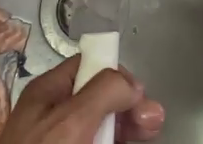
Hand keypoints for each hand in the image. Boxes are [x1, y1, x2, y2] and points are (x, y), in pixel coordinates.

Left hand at [2, 55, 163, 142]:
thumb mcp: (71, 119)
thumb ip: (103, 92)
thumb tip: (133, 84)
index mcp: (48, 92)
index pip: (89, 66)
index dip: (117, 76)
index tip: (139, 96)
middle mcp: (53, 114)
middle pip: (100, 99)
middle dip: (129, 106)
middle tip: (153, 122)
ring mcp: (59, 141)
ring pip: (100, 126)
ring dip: (127, 128)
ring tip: (151, 133)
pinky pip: (93, 142)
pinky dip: (113, 141)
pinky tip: (128, 143)